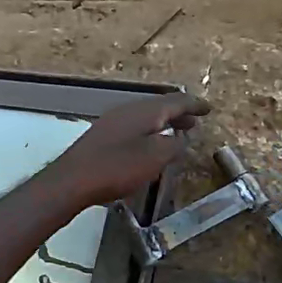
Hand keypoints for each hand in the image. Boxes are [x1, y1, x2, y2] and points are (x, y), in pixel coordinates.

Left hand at [41, 93, 211, 207]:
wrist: (72, 180)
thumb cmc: (117, 167)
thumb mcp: (155, 158)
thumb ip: (174, 146)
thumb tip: (182, 140)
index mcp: (144, 111)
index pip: (175, 102)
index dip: (194, 105)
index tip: (209, 108)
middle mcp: (128, 111)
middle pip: (159, 107)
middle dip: (179, 114)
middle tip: (195, 122)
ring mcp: (112, 123)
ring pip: (146, 118)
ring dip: (164, 124)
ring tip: (177, 133)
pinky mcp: (102, 138)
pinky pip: (134, 127)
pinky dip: (149, 132)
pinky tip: (150, 147)